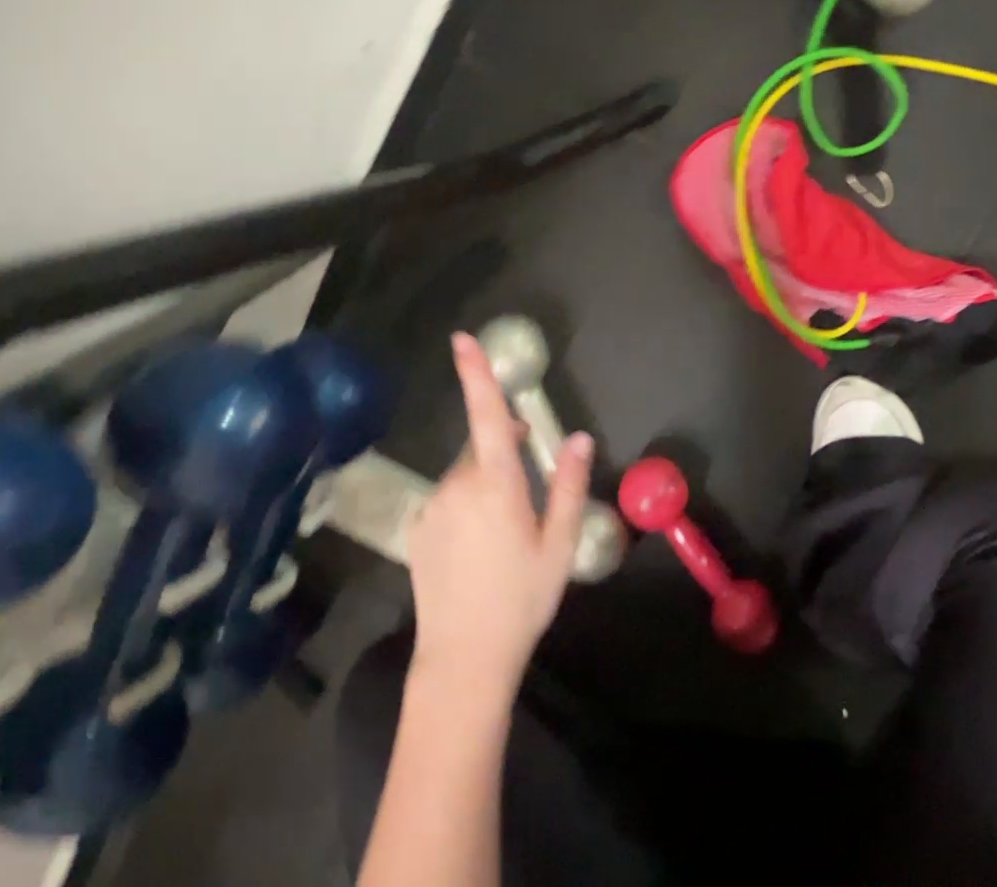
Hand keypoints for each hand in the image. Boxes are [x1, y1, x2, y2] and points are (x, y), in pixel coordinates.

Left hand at [406, 332, 593, 690]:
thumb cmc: (523, 598)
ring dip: (486, 485)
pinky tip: (480, 551)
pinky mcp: (417, 531)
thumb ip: (569, 486)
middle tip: (532, 488)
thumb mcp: (560, 544)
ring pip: (463, 478)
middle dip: (503, 452)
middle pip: (481, 451)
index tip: (462, 340)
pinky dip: (466, 508)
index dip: (476, 376)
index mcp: (497, 486)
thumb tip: (579, 439)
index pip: (487, 418)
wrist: (465, 655)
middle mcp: (456, 487)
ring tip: (508, 536)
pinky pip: (447, 502)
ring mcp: (431, 510)